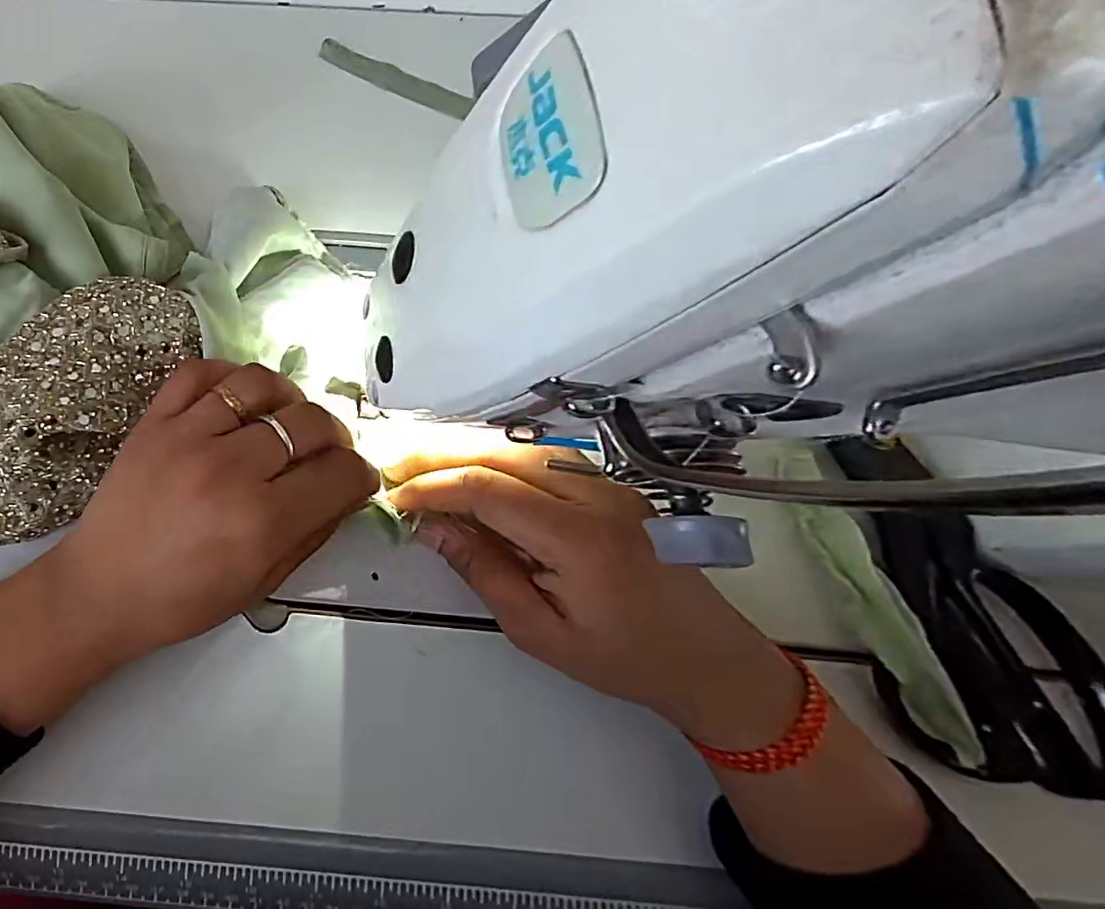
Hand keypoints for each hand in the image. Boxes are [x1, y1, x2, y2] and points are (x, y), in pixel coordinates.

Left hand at [0, 360, 378, 732]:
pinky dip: (229, 375)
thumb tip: (346, 491)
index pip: (340, 473)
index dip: (361, 474)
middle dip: (335, 435)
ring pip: (260, 384)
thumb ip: (311, 534)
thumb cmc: (182, 600)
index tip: (355, 478)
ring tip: (288, 415)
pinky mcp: (154, 420)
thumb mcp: (259, 585)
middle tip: (328, 450)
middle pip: (309, 422)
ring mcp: (186, 436)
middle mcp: (229, 470)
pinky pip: (200, 372)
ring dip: (289, 396)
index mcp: (260, 522)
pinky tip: (240, 397)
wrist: (102, 589)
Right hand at [385, 444, 801, 748]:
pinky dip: (494, 458)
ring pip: (518, 446)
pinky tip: (467, 470)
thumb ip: (483, 572)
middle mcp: (597, 496)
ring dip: (464, 452)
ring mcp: (607, 484)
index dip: (435, 488)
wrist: (709, 658)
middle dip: (440, 457)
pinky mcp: (607, 485)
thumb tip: (431, 529)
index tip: (398, 500)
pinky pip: (539, 457)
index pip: (490, 490)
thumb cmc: (626, 658)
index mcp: (583, 539)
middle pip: (501, 453)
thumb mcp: (540, 632)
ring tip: (420, 465)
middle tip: (395, 469)